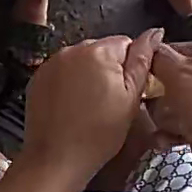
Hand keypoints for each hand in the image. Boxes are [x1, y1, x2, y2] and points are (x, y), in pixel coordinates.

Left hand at [24, 30, 158, 181]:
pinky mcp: (38, 78)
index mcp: (99, 52)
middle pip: (101, 50)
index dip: (130, 68)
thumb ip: (142, 61)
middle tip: (108, 103)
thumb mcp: (130, 100)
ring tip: (88, 108)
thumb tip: (154, 33)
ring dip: (87, 77)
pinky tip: (71, 108)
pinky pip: (61, 73)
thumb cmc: (97, 135)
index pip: (125, 43)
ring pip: (80, 62)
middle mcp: (72, 50)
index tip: (126, 91)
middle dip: (107, 71)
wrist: (56, 159)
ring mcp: (51, 64)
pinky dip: (68, 86)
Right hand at [147, 41, 191, 175]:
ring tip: (172, 126)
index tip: (139, 80)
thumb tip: (146, 47)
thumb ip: (159, 58)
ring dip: (162, 120)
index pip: (164, 52)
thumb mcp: (180, 73)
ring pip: (165, 108)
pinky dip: (168, 135)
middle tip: (162, 106)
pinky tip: (170, 141)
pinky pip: (172, 128)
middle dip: (156, 98)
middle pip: (162, 83)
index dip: (148, 65)